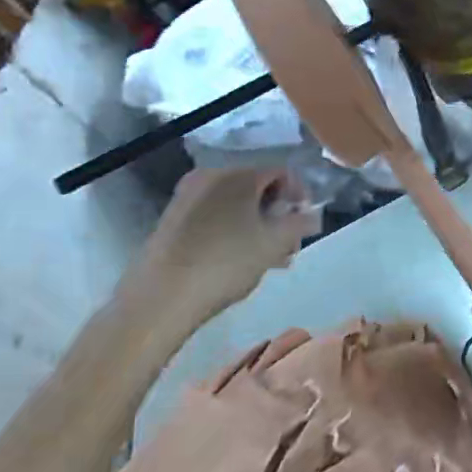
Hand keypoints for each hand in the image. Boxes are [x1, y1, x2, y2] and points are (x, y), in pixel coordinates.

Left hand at [127, 168, 315, 321]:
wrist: (159, 299)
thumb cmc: (226, 262)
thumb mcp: (275, 242)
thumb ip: (301, 223)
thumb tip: (312, 215)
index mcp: (237, 174)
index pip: (281, 172)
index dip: (300, 195)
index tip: (305, 223)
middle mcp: (210, 177)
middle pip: (257, 188)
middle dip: (278, 214)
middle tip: (290, 244)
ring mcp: (186, 198)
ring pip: (235, 205)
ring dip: (258, 226)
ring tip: (270, 258)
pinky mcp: (172, 221)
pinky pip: (215, 216)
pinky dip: (234, 230)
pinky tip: (241, 259)